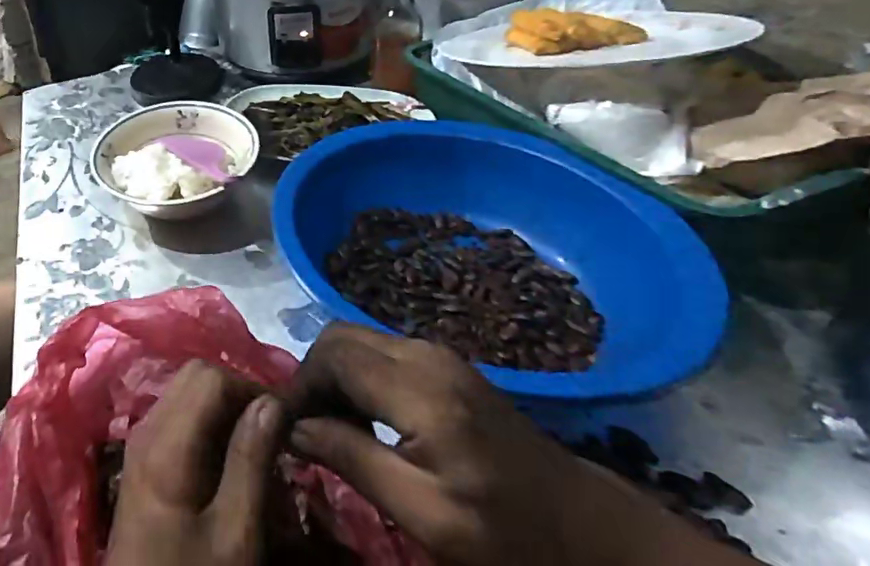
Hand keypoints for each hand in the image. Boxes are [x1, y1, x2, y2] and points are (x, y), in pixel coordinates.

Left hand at [105, 361, 287, 565]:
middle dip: (238, 391)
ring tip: (255, 443)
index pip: (211, 376)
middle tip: (271, 430)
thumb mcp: (234, 534)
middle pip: (196, 374)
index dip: (251, 389)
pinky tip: (227, 456)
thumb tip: (273, 401)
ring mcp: (140, 439)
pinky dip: (207, 418)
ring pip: (186, 389)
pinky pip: (178, 412)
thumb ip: (251, 461)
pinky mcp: (142, 455)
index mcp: (166, 442)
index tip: (283, 422)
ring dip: (223, 404)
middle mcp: (147, 427)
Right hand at [283, 324, 601, 565]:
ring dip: (333, 376)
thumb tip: (292, 428)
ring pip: (359, 341)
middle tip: (304, 428)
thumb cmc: (507, 532)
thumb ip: (354, 460)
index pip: (332, 355)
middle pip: (340, 338)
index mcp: (420, 388)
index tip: (283, 426)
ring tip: (329, 429)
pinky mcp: (446, 366)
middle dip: (312, 376)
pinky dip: (358, 377)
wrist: (586, 526)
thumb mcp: (426, 514)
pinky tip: (364, 421)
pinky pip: (381, 353)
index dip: (299, 384)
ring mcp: (438, 355)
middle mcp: (424, 354)